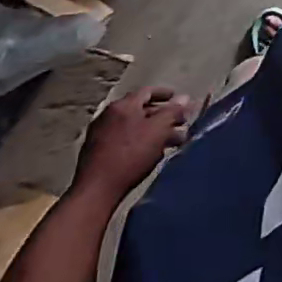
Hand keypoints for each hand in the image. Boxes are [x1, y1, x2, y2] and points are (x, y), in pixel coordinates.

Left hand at [72, 87, 190, 200]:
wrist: (96, 189)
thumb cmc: (131, 155)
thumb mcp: (159, 130)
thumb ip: (173, 112)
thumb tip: (185, 98)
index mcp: (123, 105)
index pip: (148, 92)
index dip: (165, 94)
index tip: (178, 99)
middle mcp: (109, 115)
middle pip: (141, 110)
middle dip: (163, 116)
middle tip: (180, 124)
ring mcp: (100, 134)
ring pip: (133, 127)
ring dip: (153, 131)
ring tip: (172, 143)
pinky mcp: (96, 152)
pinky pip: (123, 140)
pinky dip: (140, 142)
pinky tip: (151, 154)